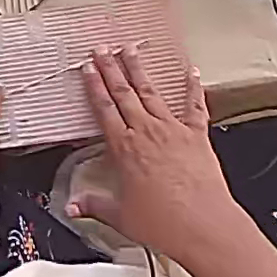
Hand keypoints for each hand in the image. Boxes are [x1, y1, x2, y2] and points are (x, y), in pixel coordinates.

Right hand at [70, 50, 245, 265]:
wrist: (204, 227)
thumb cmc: (163, 224)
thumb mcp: (120, 217)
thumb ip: (94, 206)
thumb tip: (72, 206)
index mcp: (125, 148)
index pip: (104, 109)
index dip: (94, 86)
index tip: (88, 68)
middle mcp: (146, 132)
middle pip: (123, 92)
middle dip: (111, 67)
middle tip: (102, 48)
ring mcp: (172, 130)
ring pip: (150, 92)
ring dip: (139, 69)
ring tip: (130, 49)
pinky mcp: (196, 135)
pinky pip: (194, 106)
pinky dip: (192, 88)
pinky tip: (191, 72)